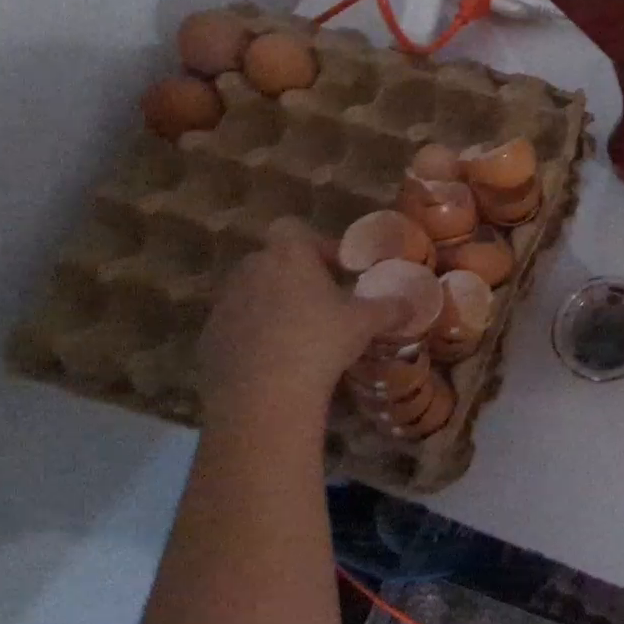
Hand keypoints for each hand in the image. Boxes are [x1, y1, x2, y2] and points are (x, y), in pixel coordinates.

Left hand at [197, 217, 410, 428]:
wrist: (261, 396)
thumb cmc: (320, 342)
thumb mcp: (367, 323)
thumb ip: (391, 308)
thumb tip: (413, 303)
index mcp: (288, 256)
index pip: (292, 228)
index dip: (317, 244)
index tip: (338, 269)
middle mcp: (251, 270)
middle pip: (272, 259)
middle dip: (296, 275)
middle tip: (324, 301)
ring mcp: (224, 304)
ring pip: (253, 291)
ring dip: (274, 303)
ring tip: (301, 332)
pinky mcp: (209, 337)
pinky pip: (237, 323)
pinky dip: (255, 333)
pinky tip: (277, 358)